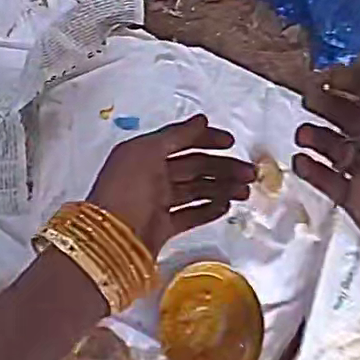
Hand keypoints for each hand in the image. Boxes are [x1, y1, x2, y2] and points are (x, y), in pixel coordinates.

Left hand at [86, 115, 253, 252]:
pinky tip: (225, 206)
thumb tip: (201, 120)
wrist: (111, 239)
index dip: (205, 139)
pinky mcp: (162, 226)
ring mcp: (156, 202)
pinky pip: (189, 214)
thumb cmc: (125, 190)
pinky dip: (208, 209)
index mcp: (143, 154)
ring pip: (195, 190)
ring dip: (221, 188)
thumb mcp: (148, 152)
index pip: (180, 141)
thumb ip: (176, 135)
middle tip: (248, 172)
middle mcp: (150, 175)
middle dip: (222, 167)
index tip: (229, 142)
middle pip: (193, 167)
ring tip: (244, 192)